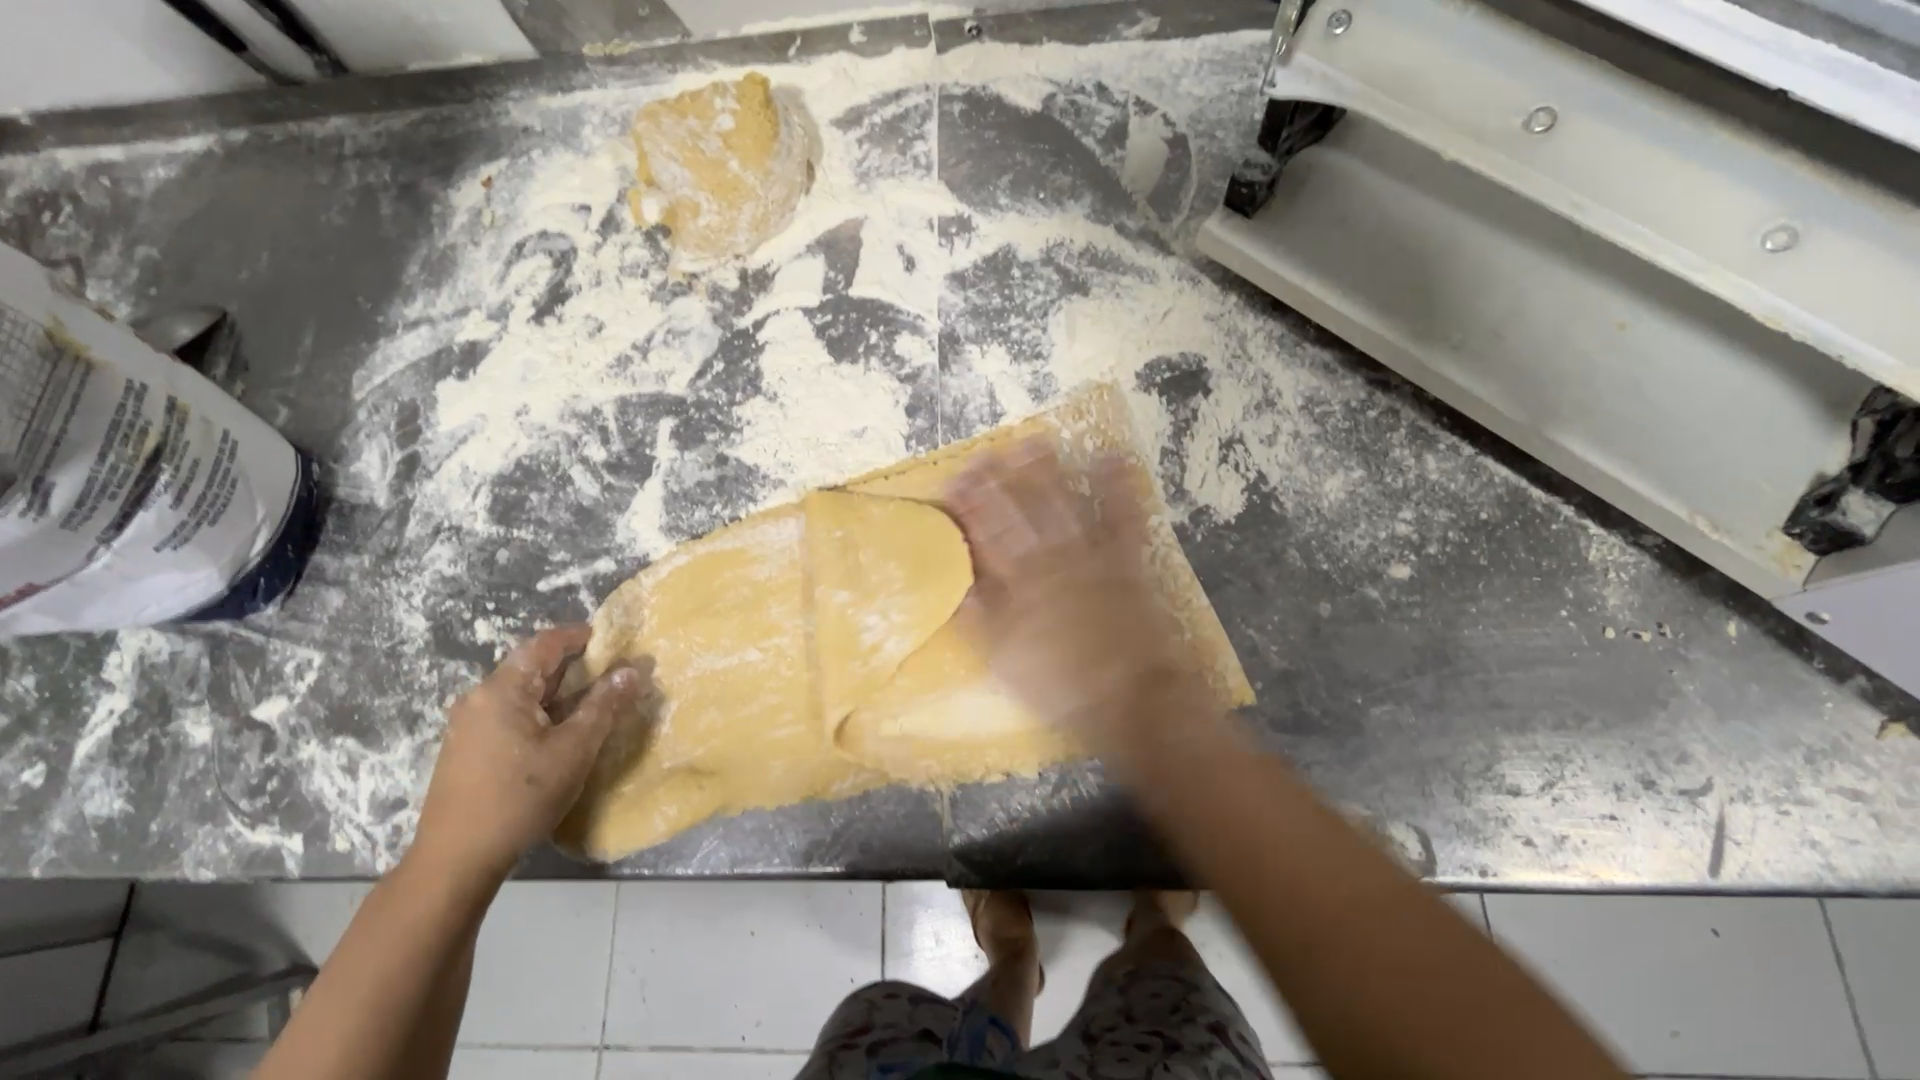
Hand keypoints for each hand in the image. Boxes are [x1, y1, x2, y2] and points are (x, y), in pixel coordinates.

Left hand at [409, 625, 656, 887]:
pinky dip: (539, 714)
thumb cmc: (520, 797)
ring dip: (557, 694)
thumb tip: (634, 669)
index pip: (543, 644)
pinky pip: (508, 716)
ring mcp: (468, 726)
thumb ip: (604, 706)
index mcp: (502, 690)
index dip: (577, 636)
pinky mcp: (466, 750)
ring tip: (593, 704)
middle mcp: (479, 699)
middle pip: (530, 668)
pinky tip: (559, 735)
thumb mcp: (574, 750)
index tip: (609, 638)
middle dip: (572, 667)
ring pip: (520, 695)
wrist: (456, 858)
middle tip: (611, 674)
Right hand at [945, 438, 1202, 740]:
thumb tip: (954, 583)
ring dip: (1047, 472)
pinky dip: (1119, 485)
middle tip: (985, 453)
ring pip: (1063, 504)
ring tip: (1032, 443)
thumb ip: (976, 619)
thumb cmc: (1060, 685)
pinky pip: (1123, 515)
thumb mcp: (1003, 661)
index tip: (952, 481)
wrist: (1130, 697)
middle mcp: (1050, 559)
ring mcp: (1091, 555)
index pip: (984, 534)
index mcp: (1016, 583)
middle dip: (1000, 480)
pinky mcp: (1128, 559)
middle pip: (1020, 511)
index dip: (967, 505)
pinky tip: (1114, 456)